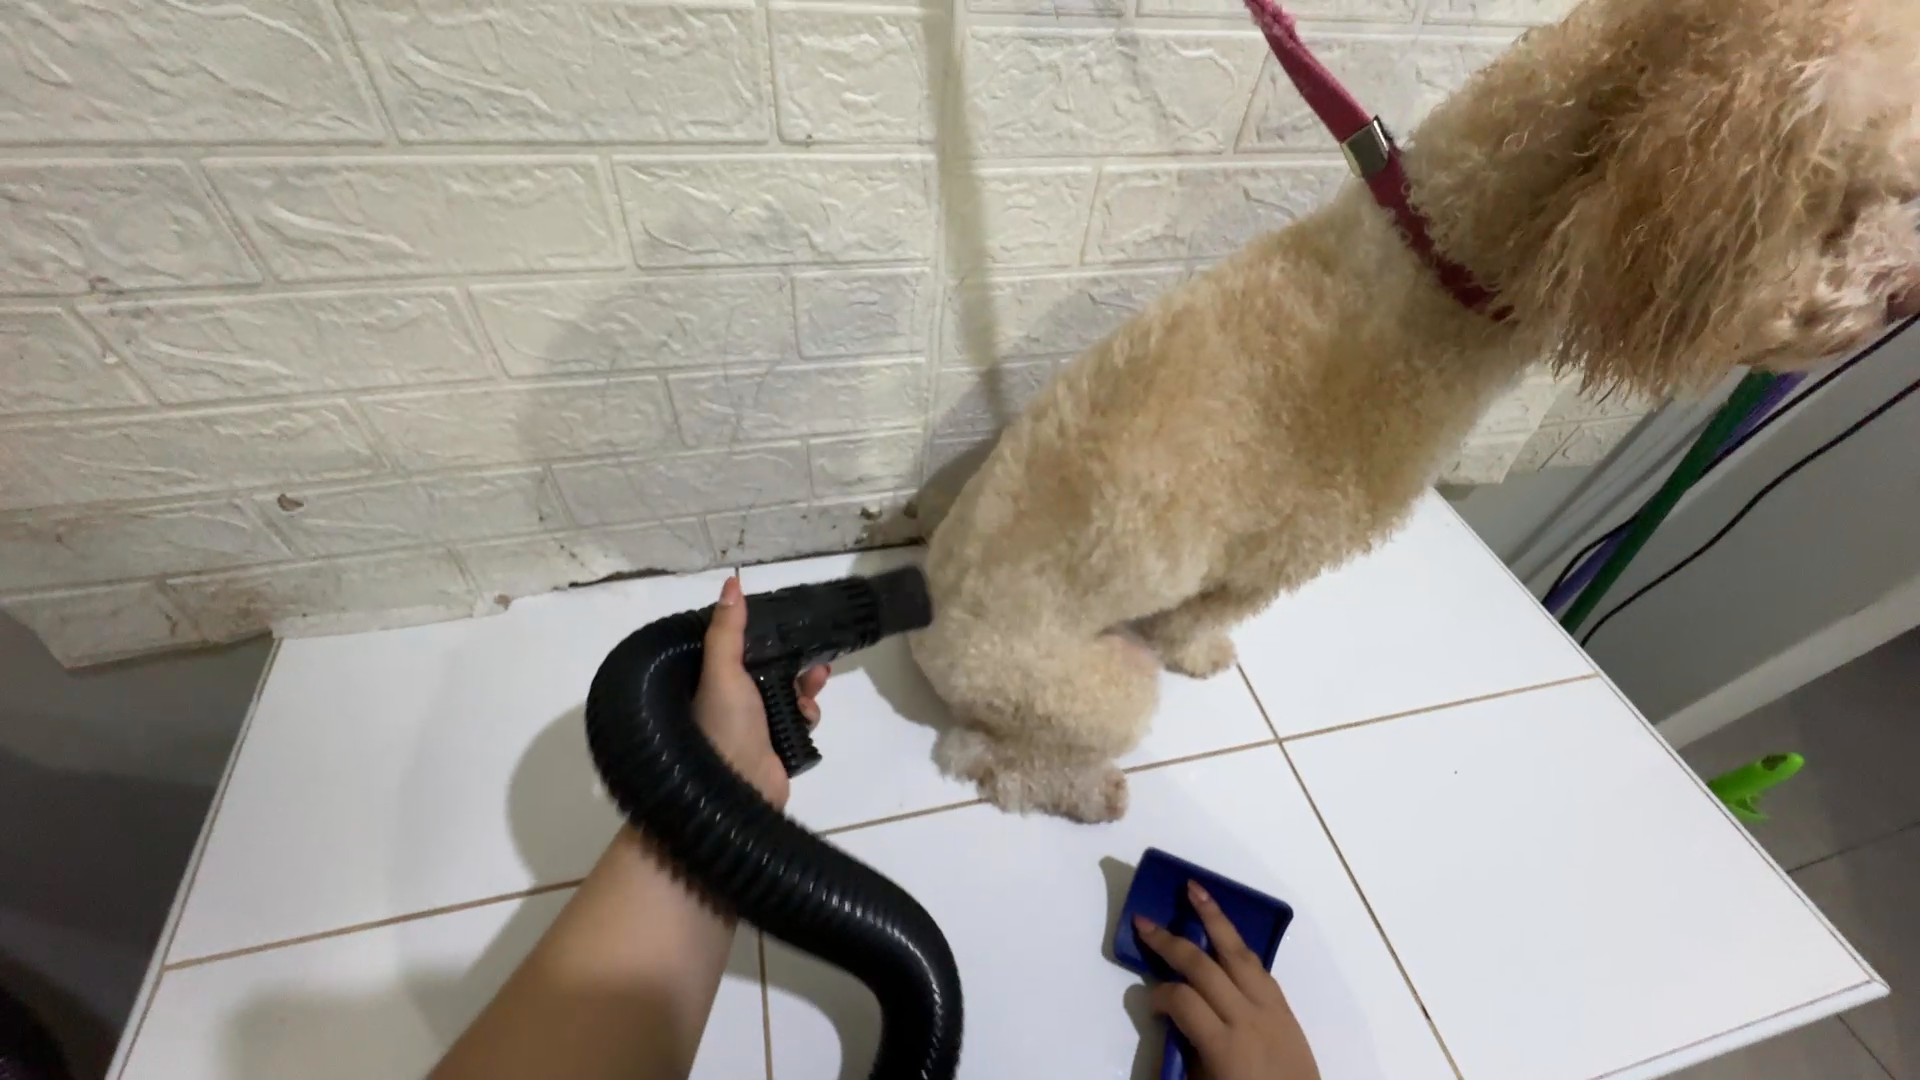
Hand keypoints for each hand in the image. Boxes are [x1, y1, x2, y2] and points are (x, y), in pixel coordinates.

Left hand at [693, 575, 828, 809]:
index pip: (739, 648)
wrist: (737, 789)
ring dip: (805, 684)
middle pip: (769, 668)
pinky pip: (799, 718)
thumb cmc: (725, 725)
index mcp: (714, 682)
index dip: (760, 633)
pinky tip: (809, 714)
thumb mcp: (721, 671)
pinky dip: (807, 712)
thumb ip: (727, 630)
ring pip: (788, 692)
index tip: (783, 619)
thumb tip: (731, 583)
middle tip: (812, 652)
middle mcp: (733, 701)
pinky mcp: (778, 744)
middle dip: (792, 658)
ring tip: (816, 681)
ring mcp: (757, 725)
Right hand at [1134, 881, 1320, 1079]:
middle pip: (1203, 965)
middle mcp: (1248, 1019)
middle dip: (1169, 941)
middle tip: (1144, 921)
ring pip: (1237, 951)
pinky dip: (1237, 943)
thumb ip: (1186, 1054)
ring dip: (1213, 916)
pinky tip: (1223, 929)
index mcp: (1225, 1046)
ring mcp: (1271, 1010)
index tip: (1150, 1003)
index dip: (1159, 995)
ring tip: (1193, 889)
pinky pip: (1258, 966)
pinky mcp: (1286, 1010)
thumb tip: (1171, 1022)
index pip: (1181, 999)